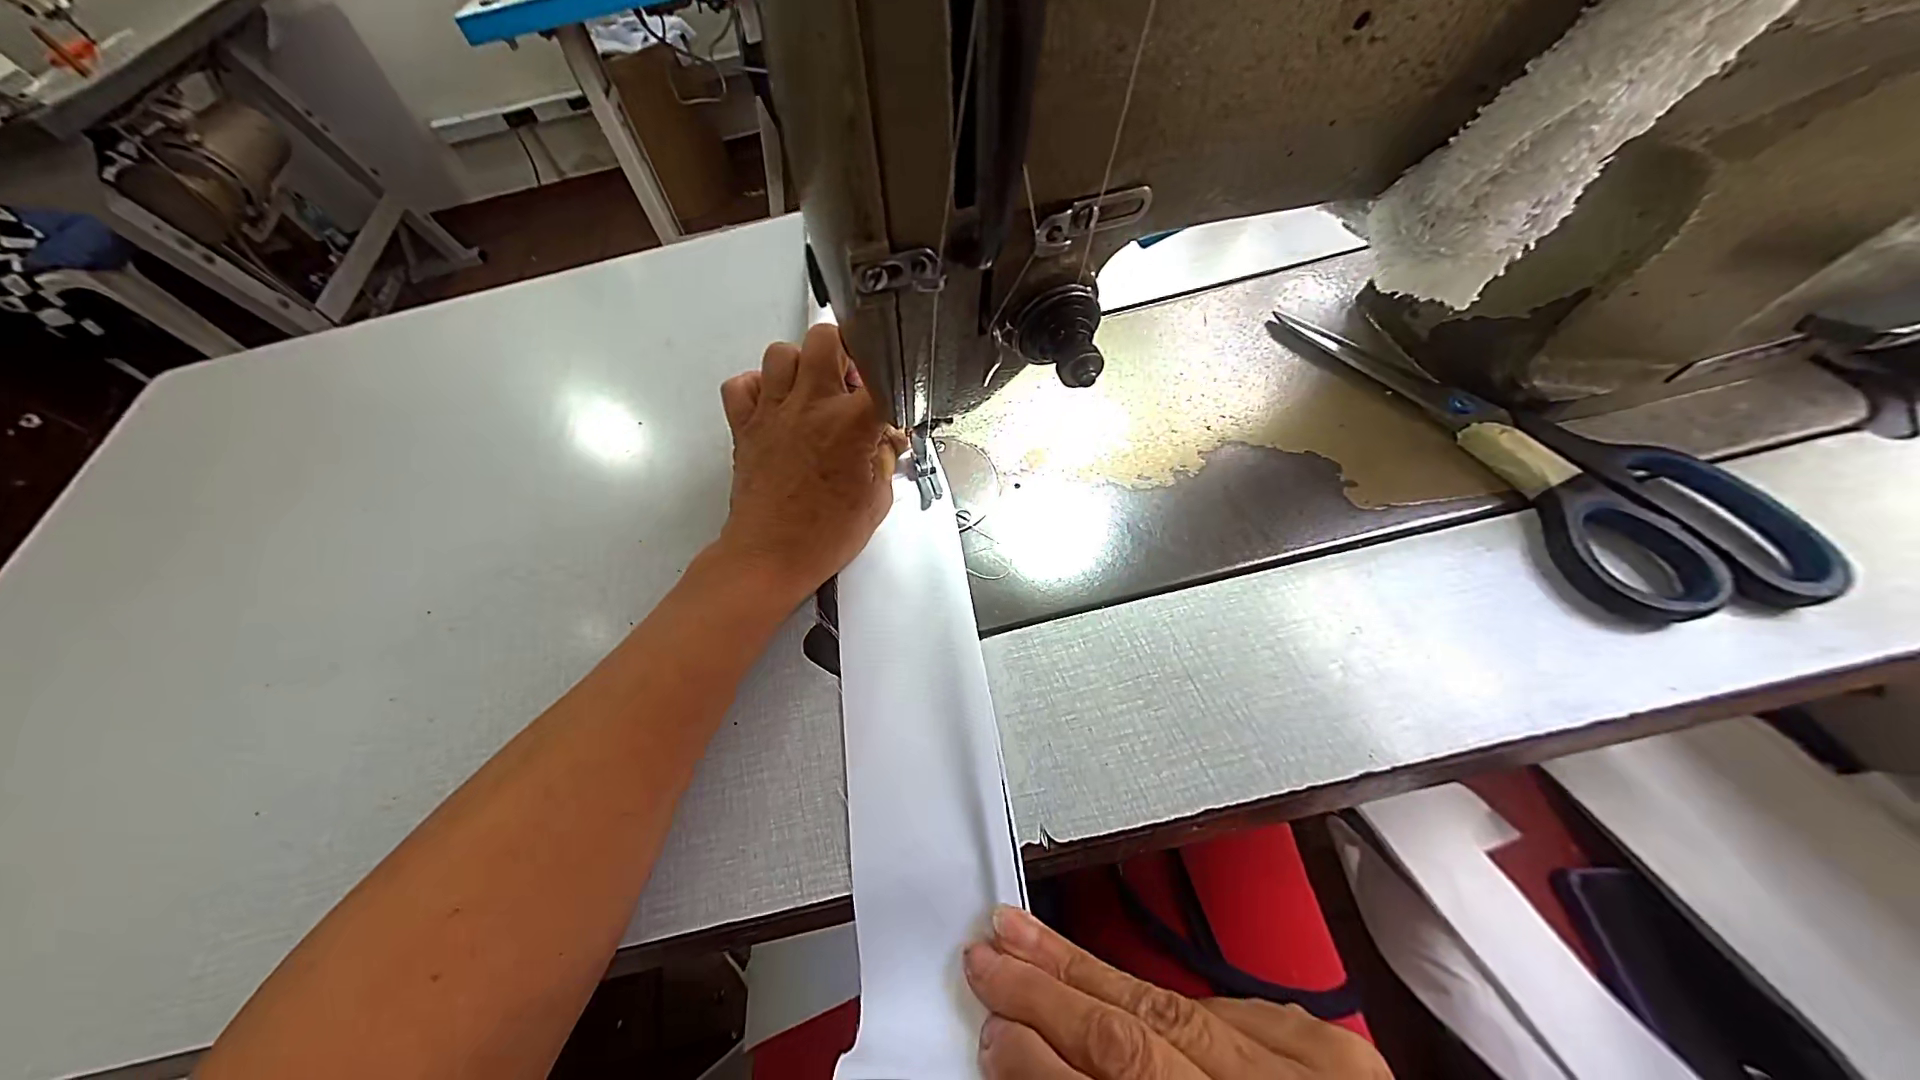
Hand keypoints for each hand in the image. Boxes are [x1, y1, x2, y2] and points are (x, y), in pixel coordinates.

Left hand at [715, 324, 907, 605]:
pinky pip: (741, 385)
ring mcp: (773, 413)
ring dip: (800, 364)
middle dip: (843, 349)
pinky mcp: (745, 427)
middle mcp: (810, 407)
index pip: (881, 375)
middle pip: (825, 338)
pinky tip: (775, 405)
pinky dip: (756, 386)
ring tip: (813, 390)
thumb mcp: (876, 500)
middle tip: (850, 379)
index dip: (891, 385)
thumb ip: (885, 460)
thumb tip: (886, 442)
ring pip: (780, 352)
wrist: (770, 556)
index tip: (890, 402)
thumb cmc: (821, 536)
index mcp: (851, 423)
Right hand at [966, 905, 1391, 1079]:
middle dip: (1049, 989)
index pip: (1122, 1077)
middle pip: (1137, 1032)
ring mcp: (1313, 1070)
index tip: (994, 1032)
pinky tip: (1106, 970)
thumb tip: (1038, 1065)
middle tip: (990, 956)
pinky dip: (1156, 992)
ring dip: (1086, 967)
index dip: (1044, 1058)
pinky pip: (1222, 1006)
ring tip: (1026, 933)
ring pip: (1171, 1000)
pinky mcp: (1332, 1048)